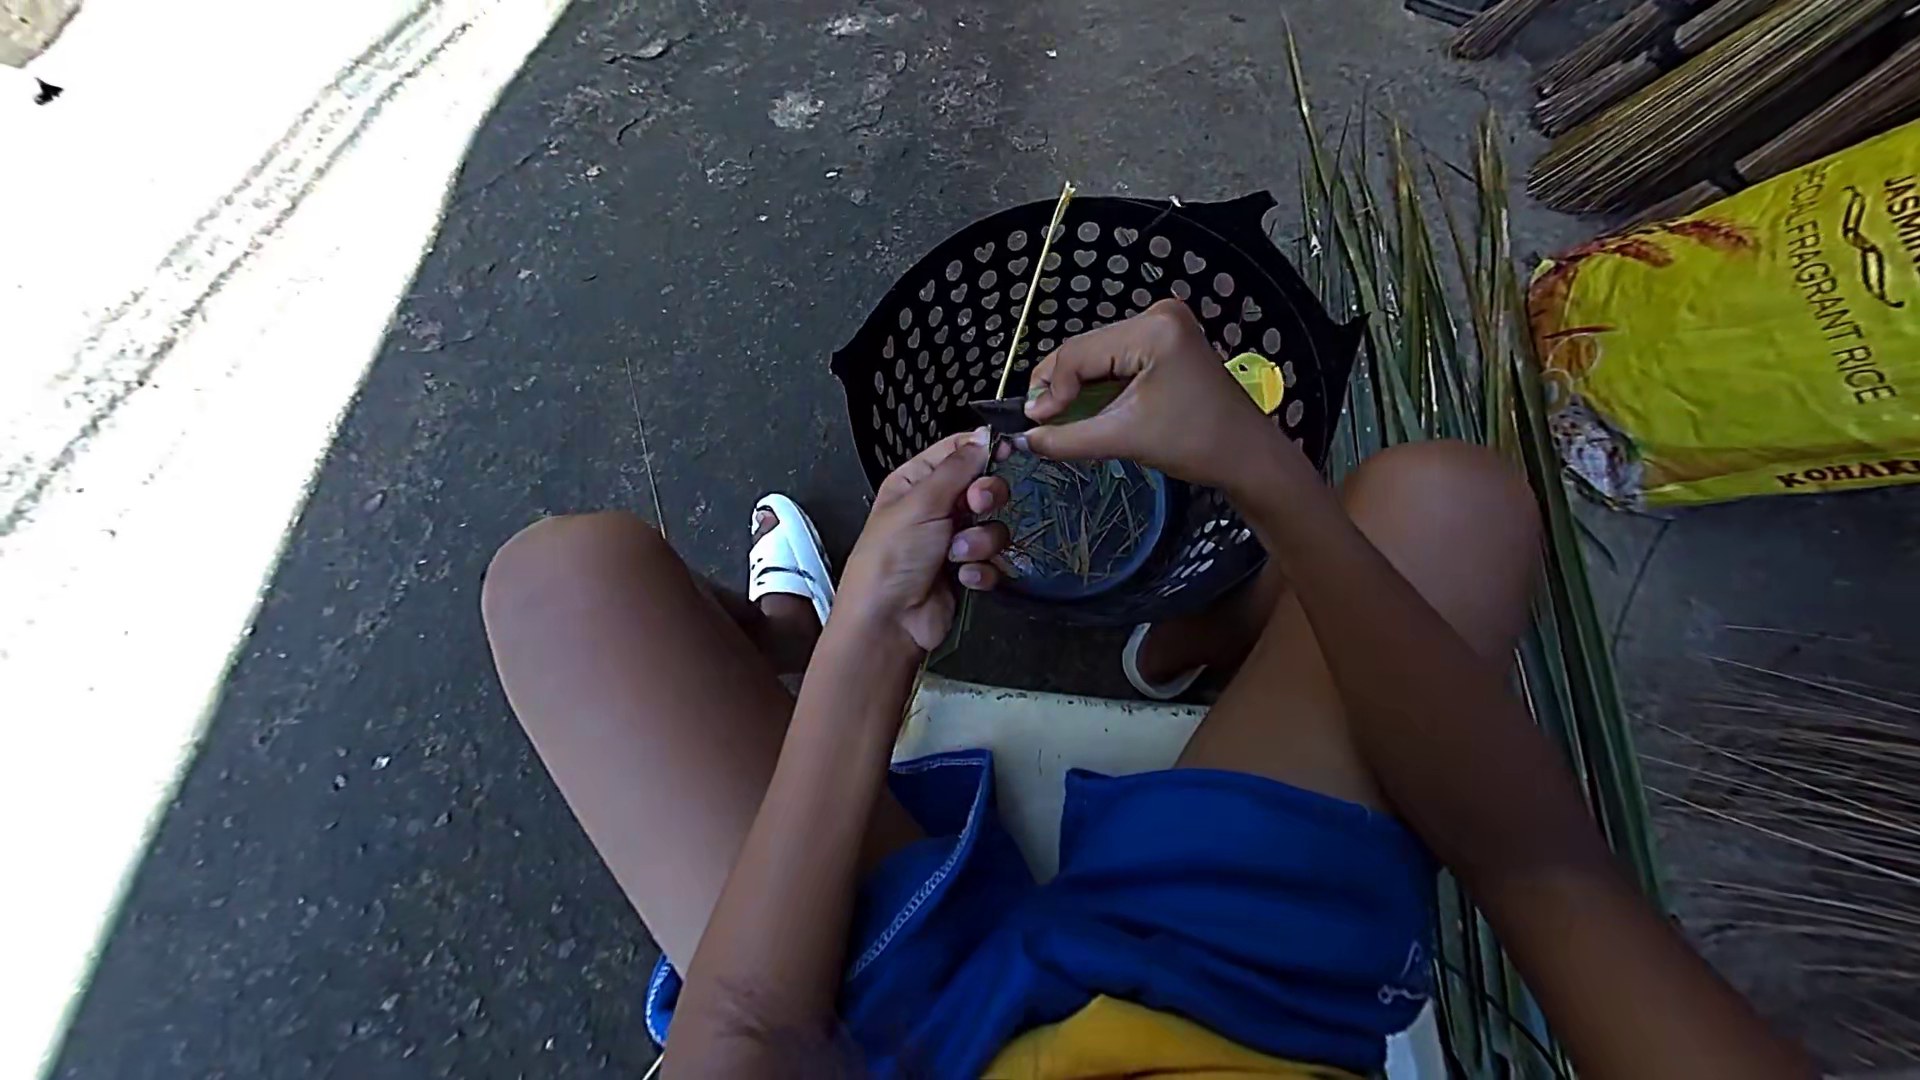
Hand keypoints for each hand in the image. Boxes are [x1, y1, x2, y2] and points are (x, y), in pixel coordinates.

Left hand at [835, 428, 1010, 650]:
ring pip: (993, 527)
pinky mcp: (966, 570)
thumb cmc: (891, 558)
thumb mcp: (921, 503)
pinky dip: (980, 570)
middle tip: (976, 507)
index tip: (1006, 449)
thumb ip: (957, 467)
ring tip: (956, 555)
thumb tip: (984, 436)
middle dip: (985, 499)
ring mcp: (952, 541)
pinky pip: (992, 561)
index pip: (956, 452)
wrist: (889, 621)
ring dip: (980, 542)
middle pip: (982, 487)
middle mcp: (935, 509)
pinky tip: (962, 578)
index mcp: (916, 483)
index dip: (982, 449)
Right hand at [1021, 298, 1292, 489]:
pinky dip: (1094, 387)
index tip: (1033, 423)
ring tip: (1057, 419)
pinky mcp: (1163, 342)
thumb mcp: (1122, 439)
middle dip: (1058, 388)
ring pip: (1094, 357)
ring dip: (1073, 389)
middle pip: (1083, 350)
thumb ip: (1066, 439)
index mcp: (1153, 329)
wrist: (1246, 455)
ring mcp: (1162, 326)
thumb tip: (1024, 438)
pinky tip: (1083, 409)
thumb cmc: (1193, 444)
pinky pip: (1112, 361)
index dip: (1049, 390)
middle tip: (1039, 422)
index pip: (1077, 354)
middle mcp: (1157, 315)